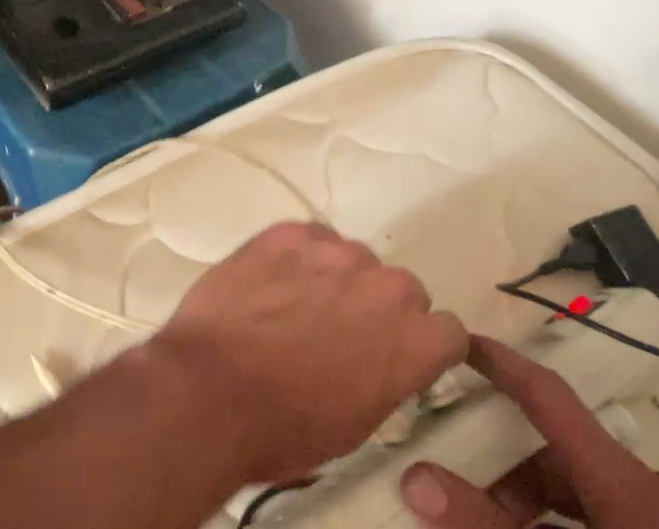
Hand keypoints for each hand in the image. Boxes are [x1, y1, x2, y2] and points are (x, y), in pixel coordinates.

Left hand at [147, 221, 469, 484]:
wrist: (212, 389)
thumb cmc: (286, 427)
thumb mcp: (356, 423)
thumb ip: (385, 378)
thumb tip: (377, 361)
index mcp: (415, 341)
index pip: (446, 332)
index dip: (420, 345)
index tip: (395, 356)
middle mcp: (386, 287)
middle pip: (399, 289)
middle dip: (377, 308)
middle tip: (337, 332)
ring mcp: (335, 252)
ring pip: (351, 258)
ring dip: (335, 278)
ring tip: (293, 304)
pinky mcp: (287, 232)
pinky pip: (307, 237)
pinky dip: (295, 256)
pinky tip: (269, 282)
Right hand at [400, 336, 658, 527]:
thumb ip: (487, 522)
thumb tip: (415, 478)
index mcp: (620, 479)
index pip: (548, 394)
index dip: (501, 363)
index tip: (454, 339)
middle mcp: (634, 493)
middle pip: (548, 450)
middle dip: (493, 460)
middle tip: (443, 470)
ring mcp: (641, 524)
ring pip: (563, 493)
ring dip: (513, 501)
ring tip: (467, 517)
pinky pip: (578, 524)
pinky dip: (540, 526)